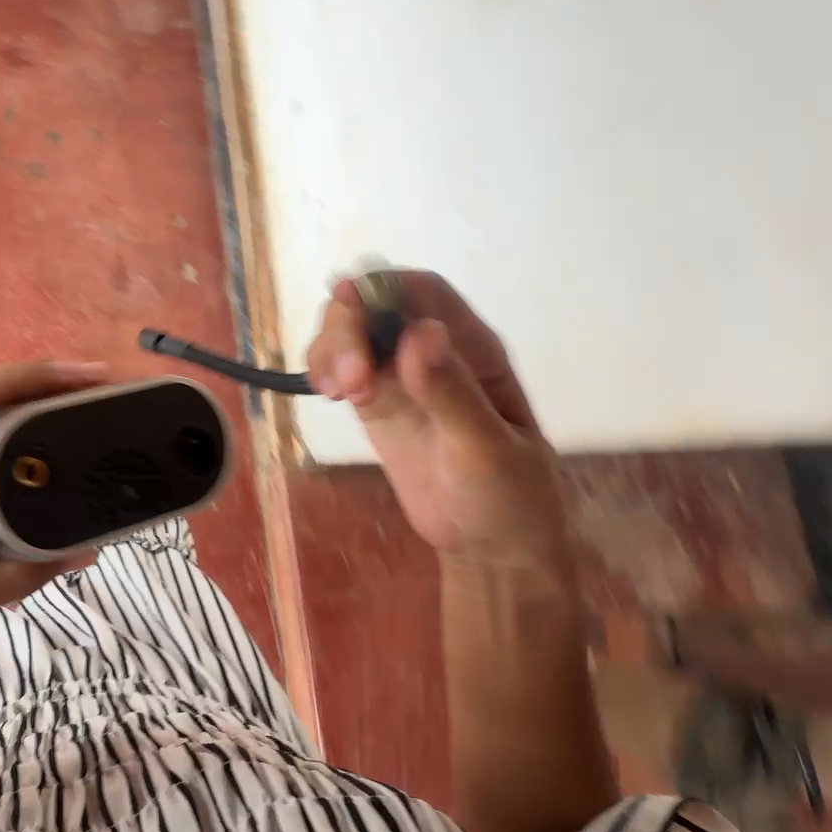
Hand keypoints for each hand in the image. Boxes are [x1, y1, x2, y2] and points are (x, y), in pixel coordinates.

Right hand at [304, 270, 568, 563]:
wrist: (490, 545)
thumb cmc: (507, 496)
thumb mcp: (486, 450)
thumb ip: (452, 394)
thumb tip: (418, 334)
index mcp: (473, 348)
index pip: (424, 293)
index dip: (383, 286)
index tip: (347, 302)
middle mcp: (432, 349)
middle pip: (376, 307)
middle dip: (348, 327)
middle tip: (343, 381)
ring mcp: (400, 374)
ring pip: (351, 332)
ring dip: (330, 349)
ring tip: (334, 394)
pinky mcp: (375, 400)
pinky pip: (341, 367)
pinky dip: (324, 370)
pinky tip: (328, 395)